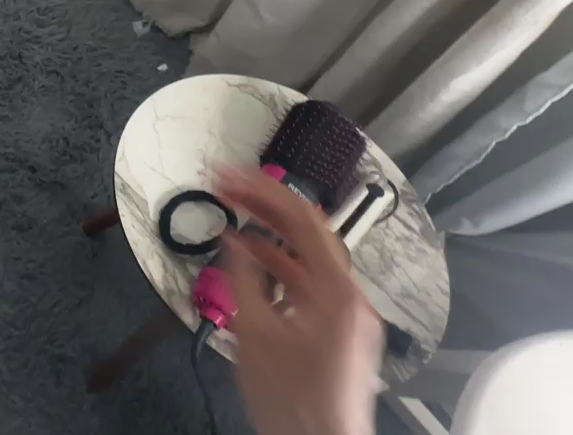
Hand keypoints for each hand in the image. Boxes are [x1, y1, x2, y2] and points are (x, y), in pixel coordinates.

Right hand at [217, 168, 382, 434]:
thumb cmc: (290, 398)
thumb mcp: (255, 332)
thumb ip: (243, 276)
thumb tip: (234, 238)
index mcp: (337, 292)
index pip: (303, 220)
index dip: (264, 189)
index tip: (228, 174)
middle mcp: (348, 296)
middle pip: (308, 230)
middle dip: (264, 199)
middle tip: (224, 181)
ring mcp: (344, 311)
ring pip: (307, 250)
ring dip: (268, 225)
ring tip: (232, 204)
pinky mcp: (334, 324)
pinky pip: (306, 275)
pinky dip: (277, 256)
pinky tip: (249, 249)